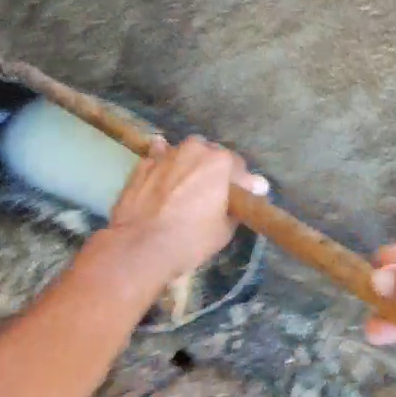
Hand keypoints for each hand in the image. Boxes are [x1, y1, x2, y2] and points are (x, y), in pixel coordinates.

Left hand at [99, 135, 266, 285]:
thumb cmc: (189, 240)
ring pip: (185, 154)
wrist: (139, 248)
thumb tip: (257, 187)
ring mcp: (167, 154)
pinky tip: (163, 180)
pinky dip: (164, 167)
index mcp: (220, 161)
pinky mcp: (143, 164)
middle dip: (214, 171)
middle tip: (211, 194)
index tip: (240, 198)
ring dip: (189, 166)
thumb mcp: (224, 229)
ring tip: (185, 188)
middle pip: (212, 155)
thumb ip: (240, 204)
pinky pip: (159, 159)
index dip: (241, 184)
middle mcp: (195, 148)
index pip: (239, 167)